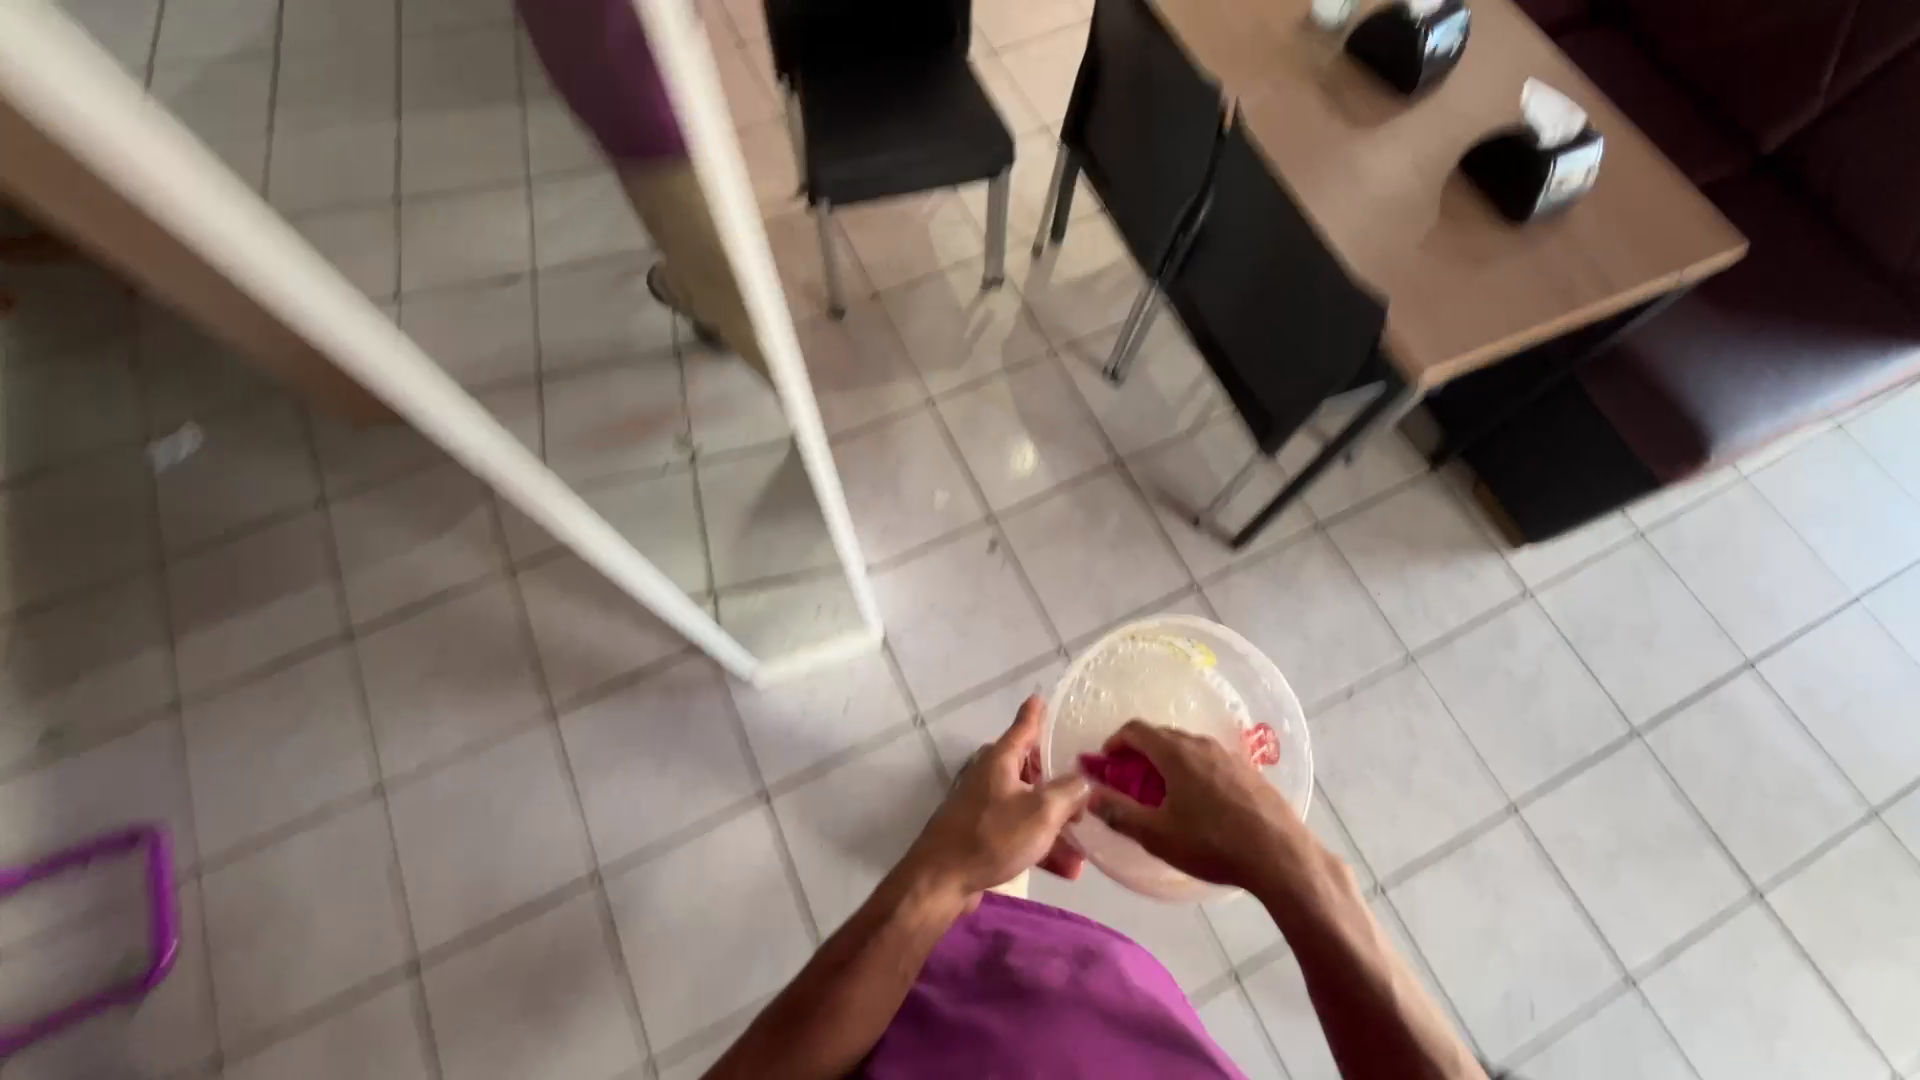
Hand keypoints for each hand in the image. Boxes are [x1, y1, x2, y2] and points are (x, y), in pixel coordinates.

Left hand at [900, 697, 1091, 908]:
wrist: (942, 879)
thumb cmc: (992, 836)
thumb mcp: (1041, 812)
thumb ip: (1069, 792)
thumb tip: (1083, 779)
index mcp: (1001, 760)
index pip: (1023, 728)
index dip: (1034, 714)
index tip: (1039, 697)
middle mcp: (991, 777)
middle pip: (1031, 770)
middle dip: (1060, 783)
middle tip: (1086, 795)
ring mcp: (985, 806)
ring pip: (1030, 807)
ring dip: (1057, 826)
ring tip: (1084, 848)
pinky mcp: (983, 835)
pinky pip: (1021, 833)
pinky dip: (1042, 845)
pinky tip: (1067, 869)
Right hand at [1089, 719, 1321, 894]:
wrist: (1281, 856)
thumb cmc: (1212, 843)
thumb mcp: (1156, 835)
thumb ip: (1119, 812)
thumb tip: (1090, 796)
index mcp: (1175, 752)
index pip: (1135, 730)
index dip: (1115, 742)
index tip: (1106, 764)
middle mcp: (1202, 744)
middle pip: (1162, 736)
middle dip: (1140, 753)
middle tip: (1130, 782)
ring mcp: (1230, 756)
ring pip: (1189, 748)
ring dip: (1169, 762)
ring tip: (1165, 794)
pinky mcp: (1251, 772)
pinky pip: (1212, 762)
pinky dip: (1195, 771)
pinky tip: (1201, 804)